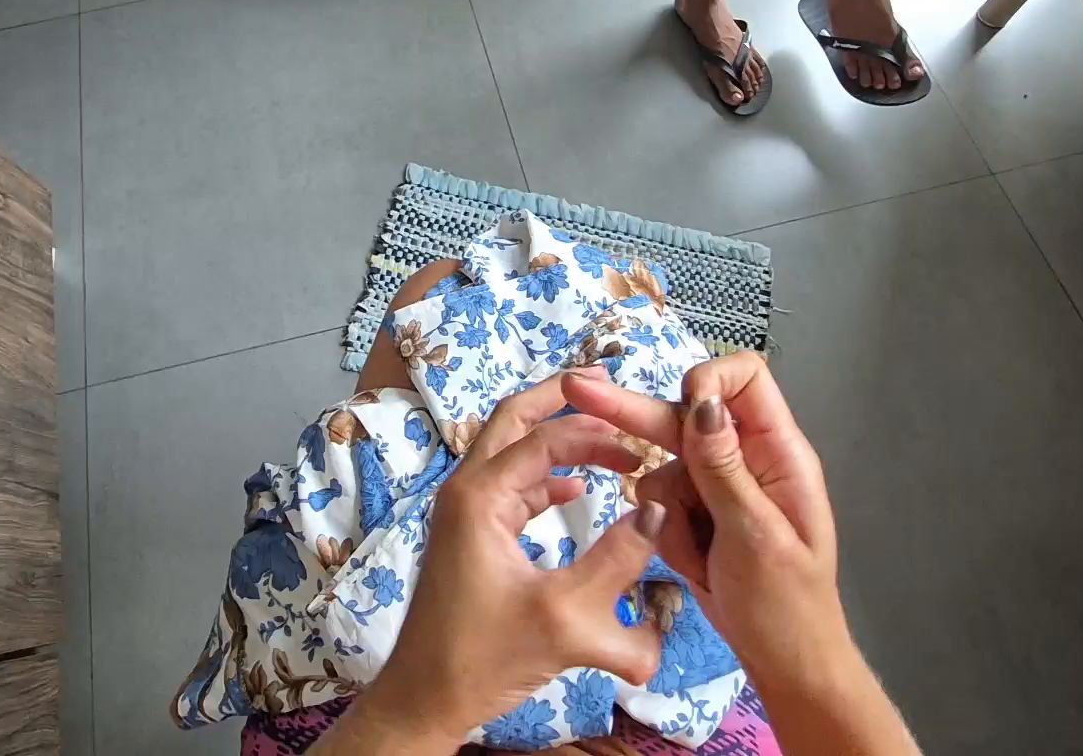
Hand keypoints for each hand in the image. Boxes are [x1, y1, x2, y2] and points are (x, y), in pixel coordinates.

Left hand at [317, 368, 666, 753]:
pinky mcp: (474, 532)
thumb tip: (657, 513)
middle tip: (605, 385)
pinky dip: (546, 476)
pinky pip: (513, 485)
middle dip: (558, 399)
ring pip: (512, 449)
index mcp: (479, 494)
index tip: (639, 441)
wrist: (425, 698)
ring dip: (555, 438)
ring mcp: (467, 509)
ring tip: (607, 441)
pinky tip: (577, 489)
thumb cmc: (484, 656)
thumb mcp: (562, 616)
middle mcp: (467, 488)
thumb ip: (615, 562)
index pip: (542, 439)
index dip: (593, 432)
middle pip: (513, 419)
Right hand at [561, 353, 852, 694]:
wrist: (782, 665)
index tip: (685, 406)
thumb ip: (723, 467)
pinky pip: (654, 499)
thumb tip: (703, 401)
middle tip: (577, 388)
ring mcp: (713, 482)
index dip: (710, 380)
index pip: (744, 379)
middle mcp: (742, 455)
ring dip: (668, 512)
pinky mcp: (691, 508)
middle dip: (632, 411)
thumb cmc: (786, 605)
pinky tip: (695, 562)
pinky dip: (664, 531)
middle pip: (681, 414)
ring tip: (702, 557)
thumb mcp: (756, 537)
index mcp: (777, 451)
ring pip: (660, 463)